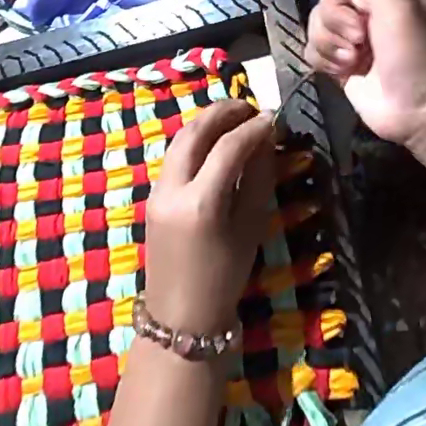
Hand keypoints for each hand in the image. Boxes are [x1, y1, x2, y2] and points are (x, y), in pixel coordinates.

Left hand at [144, 99, 276, 337]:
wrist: (181, 318)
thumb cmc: (224, 277)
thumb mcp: (251, 227)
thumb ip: (258, 178)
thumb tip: (266, 139)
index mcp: (200, 202)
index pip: (228, 147)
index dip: (253, 128)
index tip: (273, 117)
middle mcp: (172, 189)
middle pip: (195, 132)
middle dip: (223, 112)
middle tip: (250, 107)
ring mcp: (157, 190)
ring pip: (180, 139)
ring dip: (206, 122)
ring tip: (234, 118)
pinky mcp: (152, 195)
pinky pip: (174, 155)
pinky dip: (195, 139)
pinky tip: (214, 141)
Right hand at [306, 0, 425, 149]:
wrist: (418, 113)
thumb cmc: (416, 54)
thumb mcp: (397, 6)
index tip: (364, 11)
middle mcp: (366, 8)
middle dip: (338, 22)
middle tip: (362, 41)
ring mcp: (350, 36)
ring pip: (314, 23)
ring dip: (332, 44)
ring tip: (356, 61)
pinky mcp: (338, 62)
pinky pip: (311, 47)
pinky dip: (324, 59)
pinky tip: (344, 72)